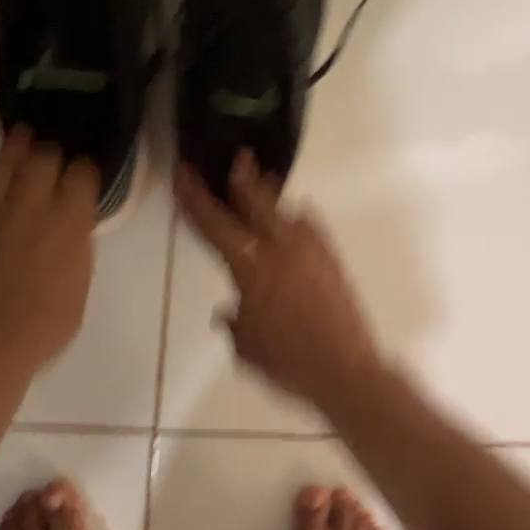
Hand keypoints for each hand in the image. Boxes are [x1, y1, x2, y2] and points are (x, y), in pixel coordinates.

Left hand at [0, 128, 98, 376]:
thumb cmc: (40, 332)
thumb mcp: (77, 296)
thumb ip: (77, 257)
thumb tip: (77, 234)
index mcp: (67, 227)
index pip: (81, 181)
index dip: (85, 168)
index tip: (87, 166)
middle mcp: (29, 212)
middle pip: (41, 164)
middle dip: (51, 152)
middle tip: (54, 149)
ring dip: (9, 151)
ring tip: (18, 135)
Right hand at [176, 152, 385, 409]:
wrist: (345, 370)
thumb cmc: (288, 364)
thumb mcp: (246, 347)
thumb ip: (235, 321)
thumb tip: (233, 311)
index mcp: (252, 270)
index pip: (215, 227)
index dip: (195, 199)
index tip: (184, 174)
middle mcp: (282, 252)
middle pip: (257, 204)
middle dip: (243, 179)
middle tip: (238, 159)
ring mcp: (312, 254)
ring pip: (288, 213)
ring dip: (273, 199)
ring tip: (265, 185)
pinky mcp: (333, 262)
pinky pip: (312, 230)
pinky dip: (299, 222)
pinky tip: (297, 223)